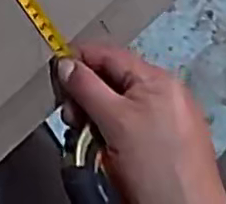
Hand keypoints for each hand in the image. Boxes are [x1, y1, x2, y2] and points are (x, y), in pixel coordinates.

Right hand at [59, 44, 225, 203]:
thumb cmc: (158, 171)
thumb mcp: (114, 122)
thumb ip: (84, 86)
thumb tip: (64, 64)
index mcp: (158, 79)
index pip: (105, 53)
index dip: (76, 61)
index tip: (55, 78)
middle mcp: (166, 93)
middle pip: (110, 78)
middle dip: (85, 95)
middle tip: (71, 117)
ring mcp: (169, 120)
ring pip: (118, 103)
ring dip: (96, 116)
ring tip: (88, 137)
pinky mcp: (168, 145)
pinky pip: (130, 124)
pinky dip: (112, 131)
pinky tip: (107, 149)